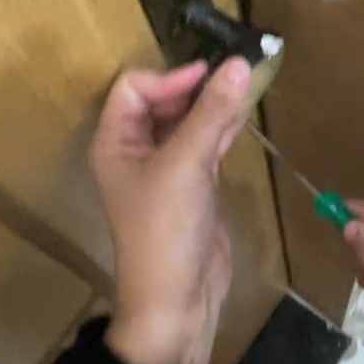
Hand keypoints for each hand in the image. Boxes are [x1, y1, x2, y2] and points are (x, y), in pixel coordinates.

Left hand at [90, 58, 249, 363]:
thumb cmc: (166, 229)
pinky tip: (244, 116)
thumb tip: (240, 63)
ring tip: (248, 86)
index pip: (135, 88)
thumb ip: (212, 112)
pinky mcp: (193, 187)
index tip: (210, 77)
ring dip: (214, 106)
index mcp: (115, 143)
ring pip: (189, 123)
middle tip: (237, 73)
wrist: (178, 300)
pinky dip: (223, 129)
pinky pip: (206, 145)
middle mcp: (137, 152)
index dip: (170, 78)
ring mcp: (166, 170)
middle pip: (164, 102)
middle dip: (196, 87)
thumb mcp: (187, 164)